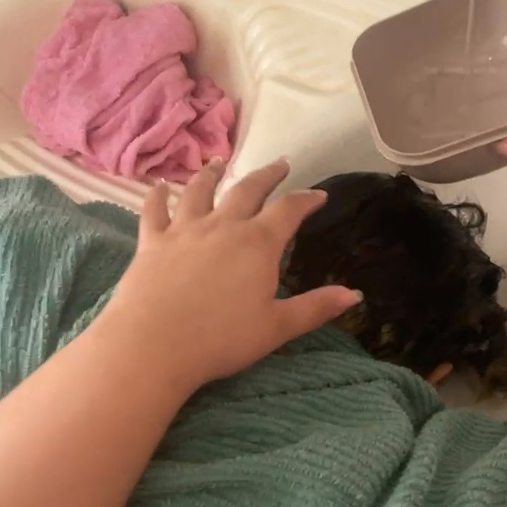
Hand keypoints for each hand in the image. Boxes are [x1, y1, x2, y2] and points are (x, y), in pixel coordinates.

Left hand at [95, 158, 359, 392]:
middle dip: (267, 175)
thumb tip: (355, 296)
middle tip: (279, 164)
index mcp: (257, 244)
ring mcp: (184, 230)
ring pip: (200, 191)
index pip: (289, 211)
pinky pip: (154, 211)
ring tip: (219, 162)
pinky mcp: (151, 242)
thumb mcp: (276, 328)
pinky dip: (157, 196)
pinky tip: (157, 187)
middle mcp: (222, 226)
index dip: (306, 200)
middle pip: (248, 190)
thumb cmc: (221, 339)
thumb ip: (315, 308)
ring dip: (212, 174)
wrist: (154, 345)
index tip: (318, 195)